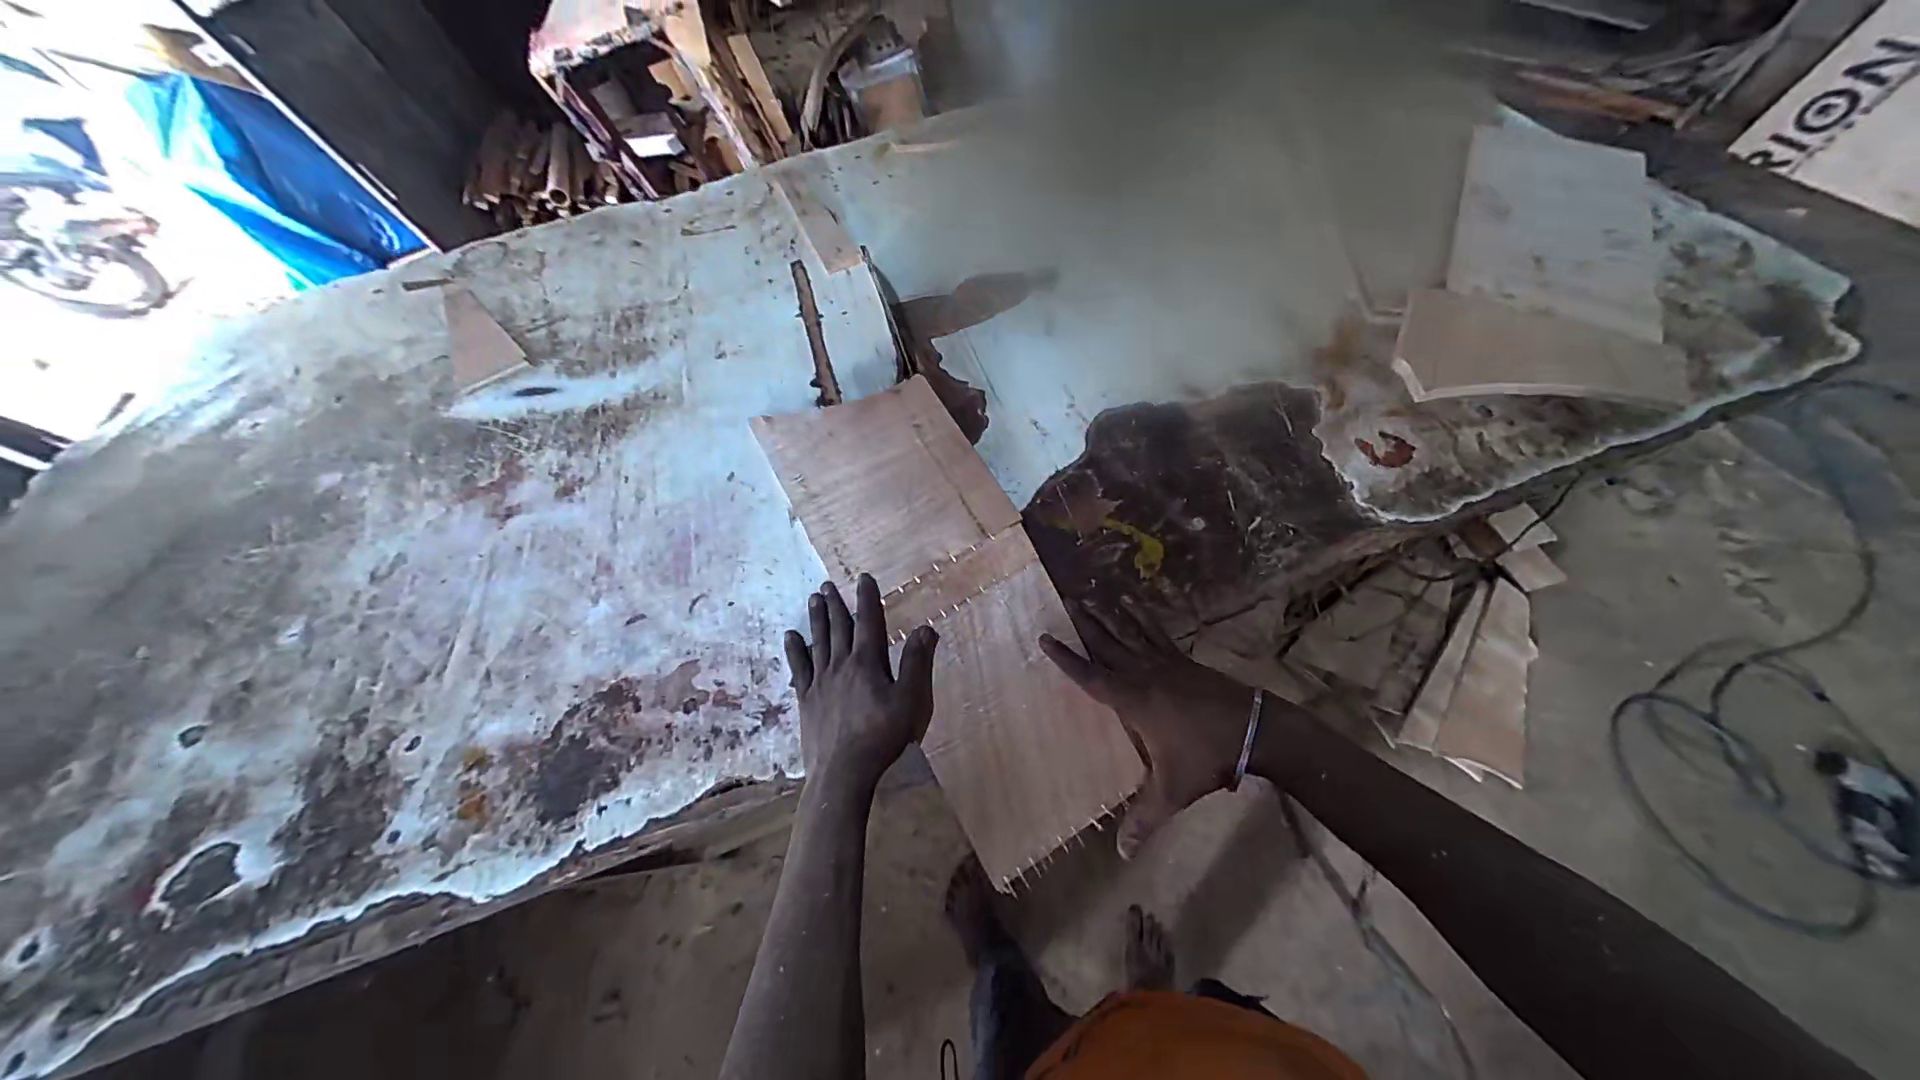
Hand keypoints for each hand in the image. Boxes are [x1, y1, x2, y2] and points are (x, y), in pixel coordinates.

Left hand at [785, 575, 939, 793]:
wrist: (842, 771)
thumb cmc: (882, 737)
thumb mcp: (910, 701)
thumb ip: (916, 663)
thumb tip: (925, 628)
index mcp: (867, 662)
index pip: (868, 621)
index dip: (867, 598)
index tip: (863, 579)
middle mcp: (841, 664)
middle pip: (838, 627)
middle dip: (836, 604)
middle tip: (828, 584)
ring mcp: (820, 681)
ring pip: (818, 641)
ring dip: (817, 619)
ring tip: (814, 598)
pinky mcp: (806, 699)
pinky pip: (799, 667)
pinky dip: (795, 649)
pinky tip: (790, 637)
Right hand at [1040, 598, 1256, 858]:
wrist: (1255, 730)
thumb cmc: (1206, 757)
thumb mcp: (1172, 791)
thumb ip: (1144, 819)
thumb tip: (1121, 855)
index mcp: (1132, 701)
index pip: (1090, 677)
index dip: (1066, 658)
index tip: (1045, 637)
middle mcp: (1143, 675)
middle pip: (1107, 644)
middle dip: (1084, 623)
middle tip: (1066, 599)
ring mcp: (1165, 663)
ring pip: (1129, 633)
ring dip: (1109, 614)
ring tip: (1092, 594)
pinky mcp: (1183, 661)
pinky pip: (1156, 633)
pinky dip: (1142, 617)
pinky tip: (1134, 603)